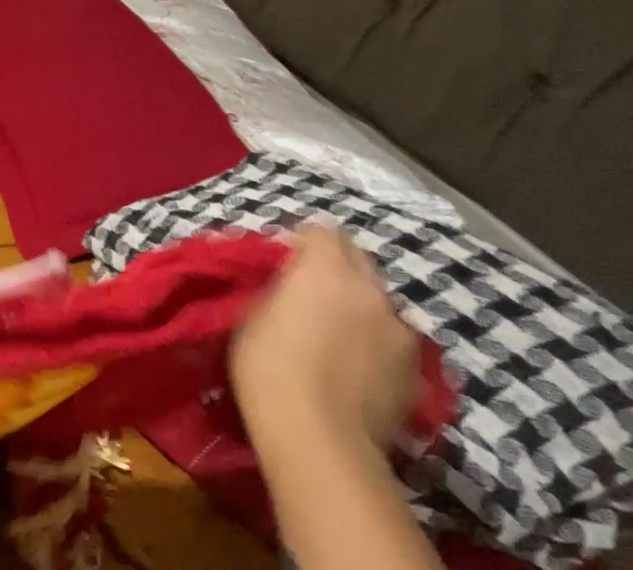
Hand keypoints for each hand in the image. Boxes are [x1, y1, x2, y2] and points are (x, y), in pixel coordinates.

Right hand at [231, 225, 418, 447]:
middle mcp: (373, 290)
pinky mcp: (416, 369)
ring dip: (354, 303)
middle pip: (357, 257)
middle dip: (332, 265)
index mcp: (327, 270)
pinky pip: (389, 337)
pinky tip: (349, 364)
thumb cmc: (267, 364)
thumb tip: (284, 277)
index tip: (276, 260)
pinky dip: (371, 339)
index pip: (321, 230)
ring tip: (328, 331)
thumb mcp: (249, 312)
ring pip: (376, 299)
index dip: (298, 240)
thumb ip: (275, 285)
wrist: (319, 437)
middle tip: (301, 289)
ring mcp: (402, 330)